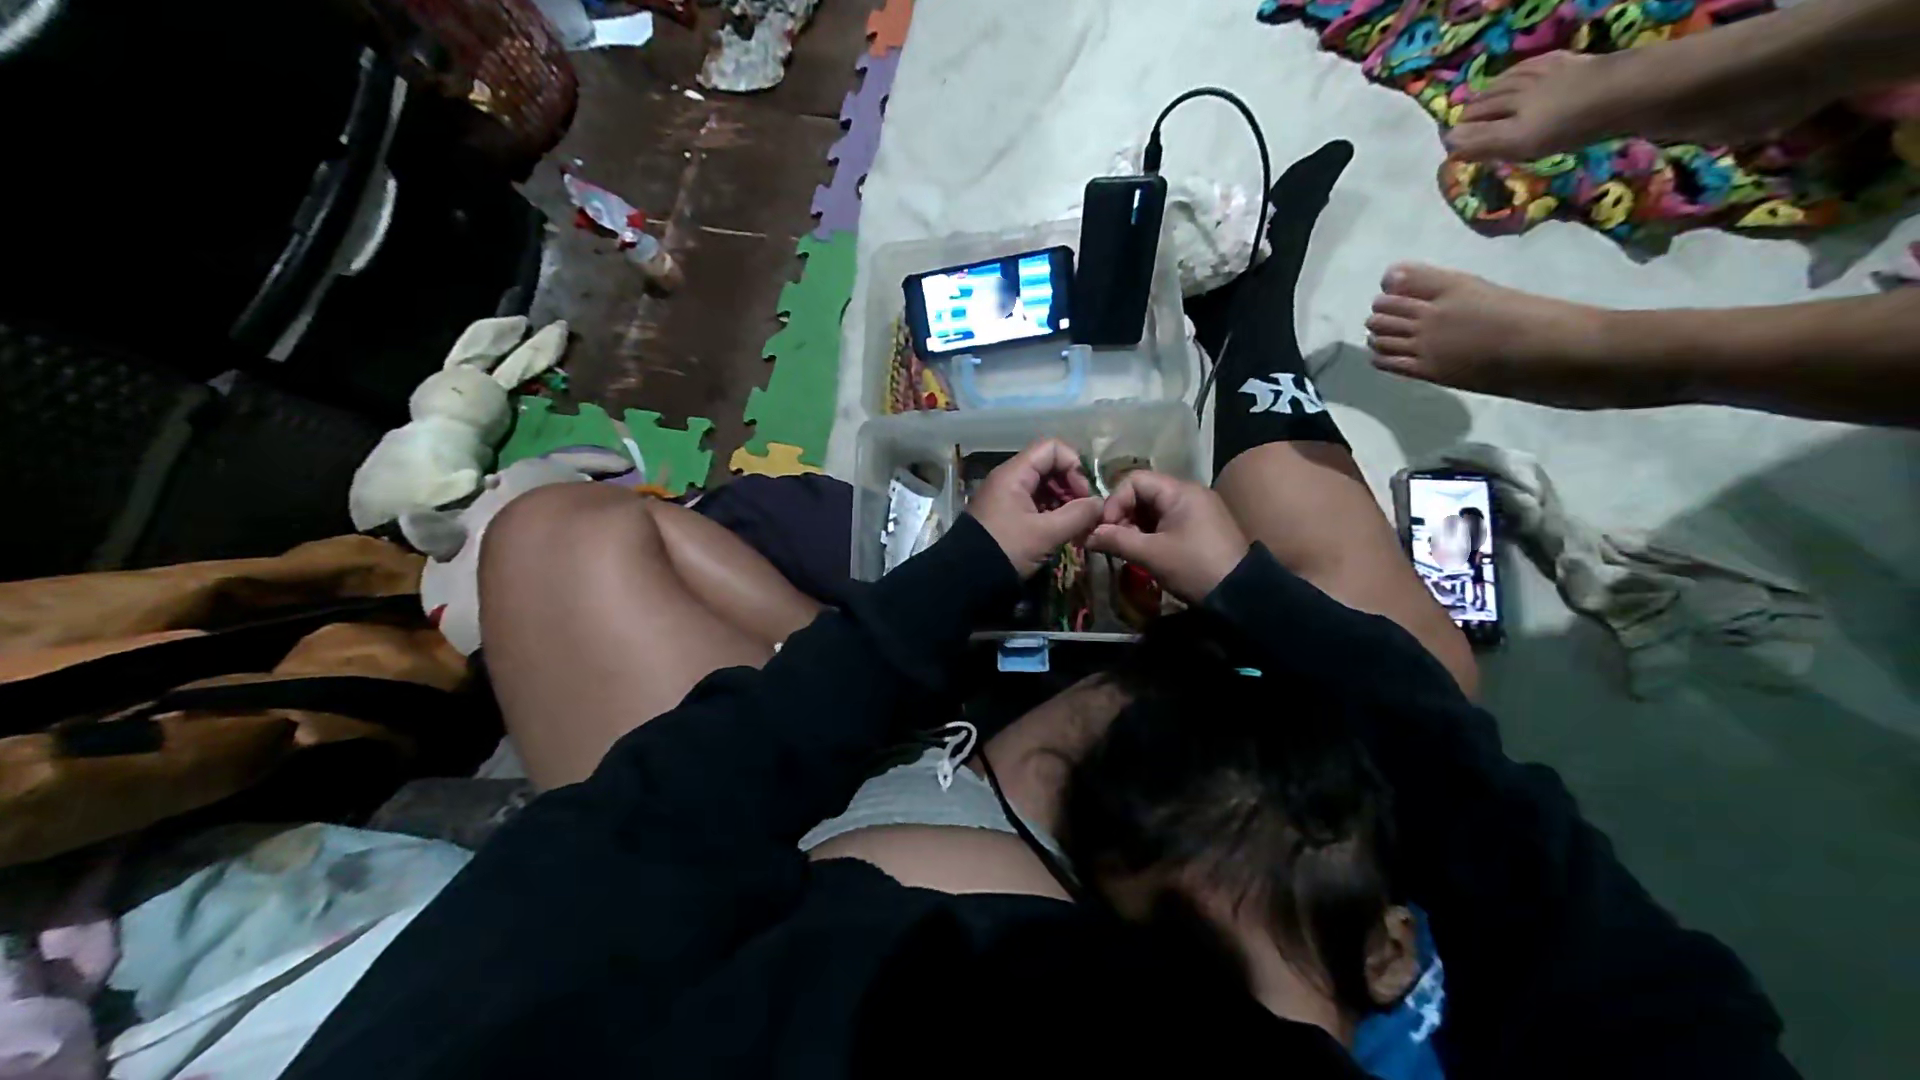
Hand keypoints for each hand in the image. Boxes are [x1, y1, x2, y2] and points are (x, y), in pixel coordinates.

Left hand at [968, 439, 1103, 578]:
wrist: (967, 578)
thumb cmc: (1007, 549)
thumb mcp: (1046, 534)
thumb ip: (1078, 515)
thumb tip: (1101, 504)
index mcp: (1014, 474)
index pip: (1052, 448)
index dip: (1074, 466)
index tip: (1084, 494)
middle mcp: (1009, 478)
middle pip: (1048, 466)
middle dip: (1071, 485)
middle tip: (1084, 512)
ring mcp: (1006, 496)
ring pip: (1043, 486)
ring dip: (1064, 501)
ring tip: (1077, 525)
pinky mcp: (1006, 514)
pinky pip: (1034, 502)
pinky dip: (1051, 512)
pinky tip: (1062, 530)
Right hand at [1085, 471, 1247, 603]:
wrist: (1240, 595)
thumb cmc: (1194, 567)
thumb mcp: (1151, 554)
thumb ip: (1116, 540)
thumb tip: (1086, 535)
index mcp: (1180, 491)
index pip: (1134, 480)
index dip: (1114, 502)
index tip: (1106, 528)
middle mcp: (1188, 493)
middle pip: (1141, 493)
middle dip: (1121, 516)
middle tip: (1112, 541)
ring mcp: (1194, 510)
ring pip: (1151, 509)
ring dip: (1133, 527)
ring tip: (1125, 549)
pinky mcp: (1197, 527)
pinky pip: (1164, 521)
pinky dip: (1148, 533)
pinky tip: (1142, 552)